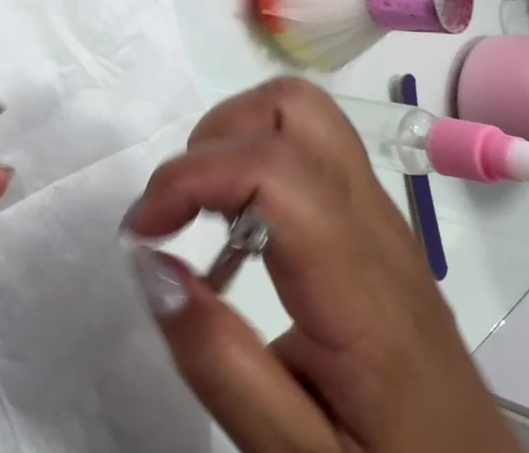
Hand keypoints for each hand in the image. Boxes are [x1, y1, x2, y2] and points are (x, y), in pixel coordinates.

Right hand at [122, 79, 519, 452]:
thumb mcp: (294, 451)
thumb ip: (219, 363)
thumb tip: (151, 262)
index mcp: (362, 291)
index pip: (276, 172)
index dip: (188, 177)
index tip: (144, 232)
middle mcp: (381, 237)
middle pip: (299, 111)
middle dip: (212, 137)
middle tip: (179, 210)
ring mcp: (385, 227)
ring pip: (306, 117)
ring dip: (230, 141)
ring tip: (202, 212)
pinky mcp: (376, 232)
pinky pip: (310, 153)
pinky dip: (250, 160)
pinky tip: (236, 229)